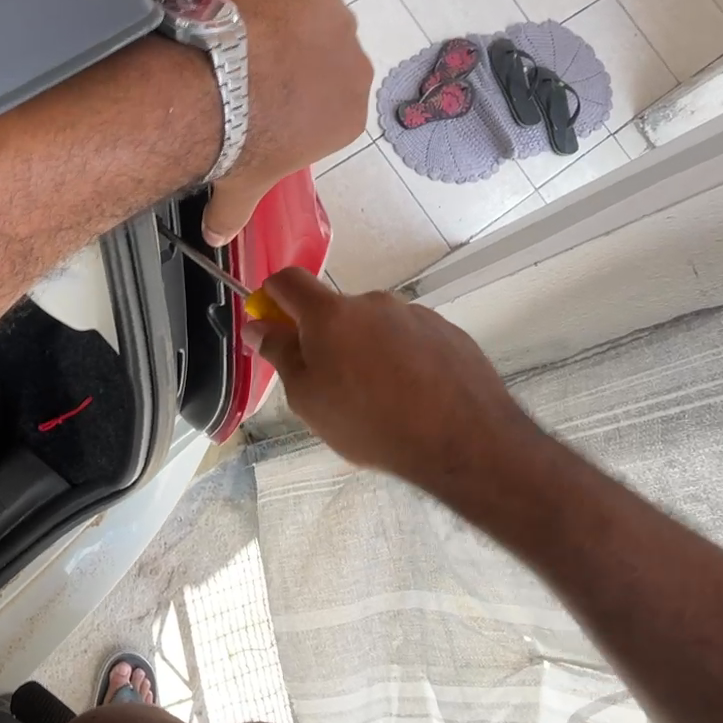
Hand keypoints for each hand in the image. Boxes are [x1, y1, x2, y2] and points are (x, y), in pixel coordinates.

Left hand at [202, 0, 371, 246]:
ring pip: (316, 15)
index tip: (265, 96)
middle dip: (296, 59)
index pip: (327, 100)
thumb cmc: (239, 145)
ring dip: (289, 22)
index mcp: (349, 119)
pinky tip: (255, 5)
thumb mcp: (241, 189)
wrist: (220, 93)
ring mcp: (342, 21)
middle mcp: (358, 70)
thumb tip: (217, 238)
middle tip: (250, 68)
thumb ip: (233, 214)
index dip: (295, 95)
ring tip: (247, 37)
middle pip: (326, 56)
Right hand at [243, 269, 542, 489]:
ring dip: (364, 351)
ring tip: (378, 400)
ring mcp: (414, 314)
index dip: (270, 298)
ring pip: (373, 327)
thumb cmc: (369, 423)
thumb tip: (259, 325)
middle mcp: (373, 302)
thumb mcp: (307, 398)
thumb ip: (280, 354)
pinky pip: (408, 340)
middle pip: (333, 310)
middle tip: (330, 386)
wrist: (463, 441)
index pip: (286, 281)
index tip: (271, 328)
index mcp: (330, 314)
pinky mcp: (447, 333)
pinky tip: (411, 398)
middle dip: (323, 338)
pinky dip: (400, 360)